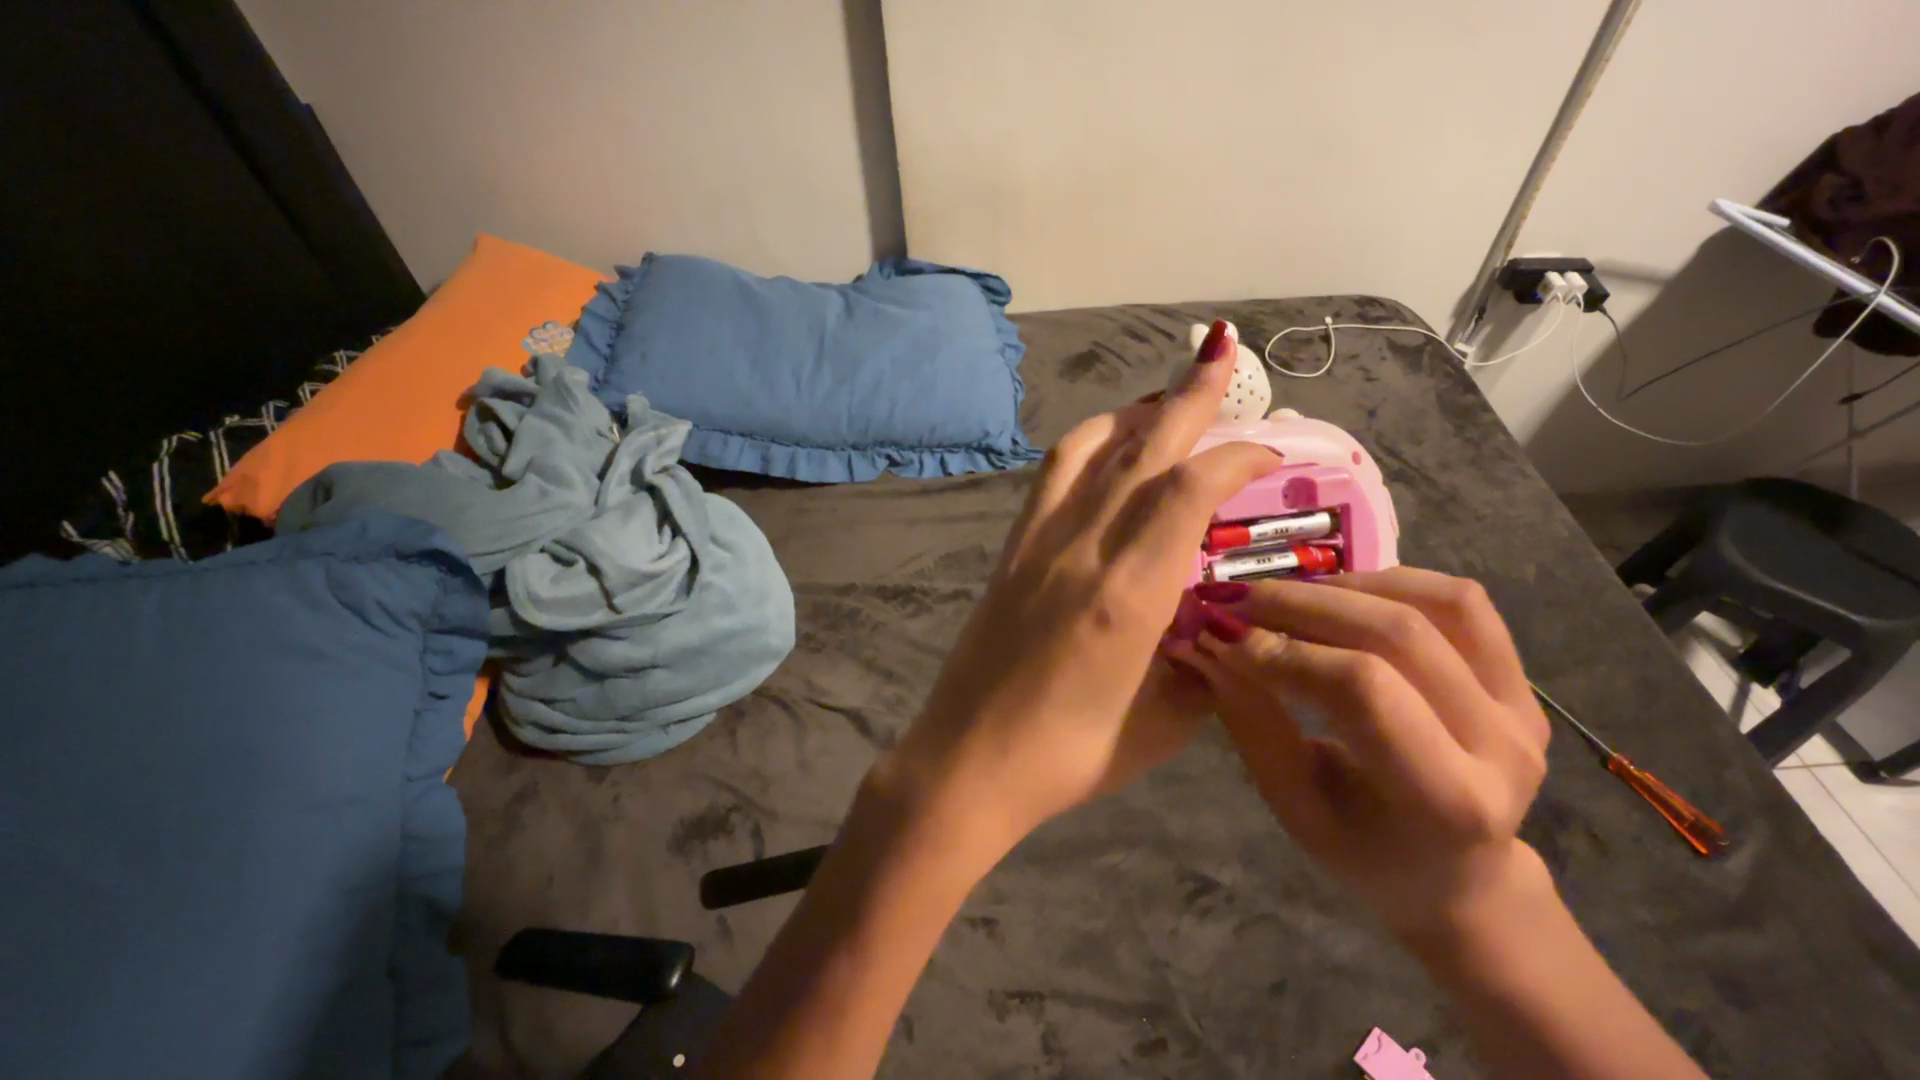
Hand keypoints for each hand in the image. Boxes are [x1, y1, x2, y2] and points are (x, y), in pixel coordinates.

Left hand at [881, 321, 1281, 850]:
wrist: (967, 763)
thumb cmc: (1070, 758)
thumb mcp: (1164, 723)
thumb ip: (1204, 666)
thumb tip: (1222, 627)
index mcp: (1127, 595)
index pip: (1188, 493)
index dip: (1237, 459)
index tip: (1271, 455)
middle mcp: (1081, 551)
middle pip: (1142, 451)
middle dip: (1190, 398)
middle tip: (1222, 355)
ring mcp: (1038, 545)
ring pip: (1089, 450)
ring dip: (1134, 415)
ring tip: (1167, 402)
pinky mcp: (1010, 553)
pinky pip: (1052, 478)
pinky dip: (1088, 445)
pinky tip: (1107, 449)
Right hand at [1167, 568, 1552, 938]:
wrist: (1454, 875)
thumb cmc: (1361, 851)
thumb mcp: (1293, 803)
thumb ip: (1252, 718)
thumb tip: (1205, 642)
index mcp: (1444, 800)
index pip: (1361, 690)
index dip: (1283, 651)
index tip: (1219, 634)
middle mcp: (1500, 747)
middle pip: (1397, 634)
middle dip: (1301, 606)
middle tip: (1235, 599)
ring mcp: (1523, 708)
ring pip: (1436, 604)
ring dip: (1346, 587)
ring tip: (1285, 597)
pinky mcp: (1523, 681)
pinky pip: (1461, 603)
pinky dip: (1391, 584)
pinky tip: (1341, 596)